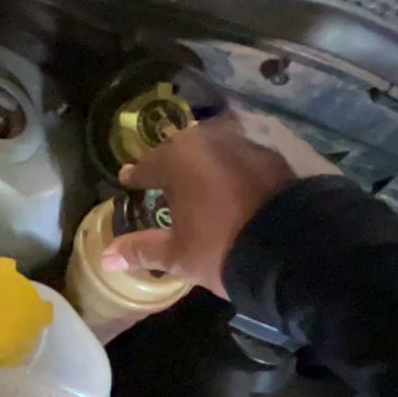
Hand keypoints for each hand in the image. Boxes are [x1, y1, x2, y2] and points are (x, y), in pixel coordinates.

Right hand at [99, 114, 339, 298]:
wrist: (292, 248)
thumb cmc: (221, 247)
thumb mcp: (176, 255)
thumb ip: (140, 249)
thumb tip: (105, 256)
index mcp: (178, 158)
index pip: (146, 165)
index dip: (135, 176)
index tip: (128, 181)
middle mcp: (210, 139)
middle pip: (180, 150)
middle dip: (170, 165)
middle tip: (162, 183)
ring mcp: (246, 143)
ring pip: (213, 150)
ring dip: (203, 165)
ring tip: (197, 186)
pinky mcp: (274, 155)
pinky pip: (240, 158)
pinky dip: (230, 170)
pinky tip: (229, 188)